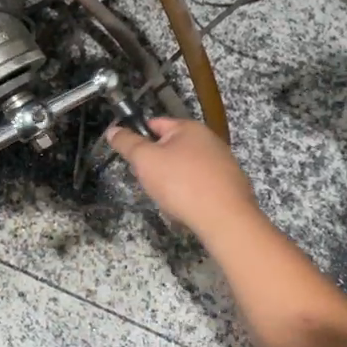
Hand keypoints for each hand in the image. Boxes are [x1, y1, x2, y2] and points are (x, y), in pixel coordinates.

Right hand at [106, 117, 261, 238]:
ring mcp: (226, 165)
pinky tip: (187, 206)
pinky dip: (192, 192)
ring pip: (186, 167)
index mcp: (190, 128)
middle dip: (156, 163)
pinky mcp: (234, 188)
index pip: (154, 124)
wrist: (227, 222)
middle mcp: (211, 141)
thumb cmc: (181, 184)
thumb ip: (126, 142)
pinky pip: (203, 184)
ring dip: (173, 179)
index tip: (134, 159)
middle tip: (149, 180)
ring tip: (169, 197)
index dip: (139, 139)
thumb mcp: (144, 159)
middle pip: (171, 147)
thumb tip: (113, 130)